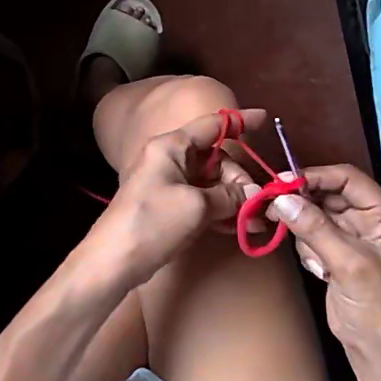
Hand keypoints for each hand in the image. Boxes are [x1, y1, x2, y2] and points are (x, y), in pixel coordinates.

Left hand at [90, 107, 267, 281]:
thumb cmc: (152, 223)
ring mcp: (168, 183)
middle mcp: (169, 159)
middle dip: (240, 180)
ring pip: (211, 182)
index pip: (212, 124)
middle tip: (257, 205)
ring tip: (255, 222)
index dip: (239, 121)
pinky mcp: (169, 207)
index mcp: (171, 146)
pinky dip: (221, 211)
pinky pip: (202, 200)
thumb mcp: (197, 206)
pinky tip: (239, 227)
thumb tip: (255, 193)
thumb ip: (230, 196)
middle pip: (216, 159)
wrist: (114, 260)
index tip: (265, 119)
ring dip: (235, 200)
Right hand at [266, 164, 380, 367]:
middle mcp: (374, 218)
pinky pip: (313, 232)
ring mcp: (356, 235)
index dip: (314, 177)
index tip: (281, 183)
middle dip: (303, 203)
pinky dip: (307, 245)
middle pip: (329, 194)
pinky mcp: (339, 250)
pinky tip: (318, 268)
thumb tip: (280, 199)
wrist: (378, 350)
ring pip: (317, 212)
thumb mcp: (347, 263)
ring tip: (313, 257)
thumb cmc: (377, 306)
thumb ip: (314, 228)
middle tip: (273, 208)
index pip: (348, 179)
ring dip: (305, 229)